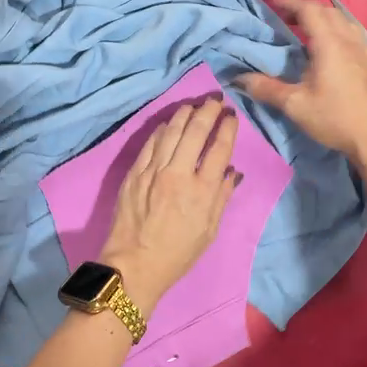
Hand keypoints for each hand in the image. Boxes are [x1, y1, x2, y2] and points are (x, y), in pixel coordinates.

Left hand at [100, 97, 240, 307]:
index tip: (232, 116)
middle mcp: (179, 174)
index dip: (227, 128)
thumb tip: (231, 171)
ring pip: (172, 131)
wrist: (134, 264)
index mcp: (202, 191)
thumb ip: (221, 197)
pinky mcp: (135, 172)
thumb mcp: (209, 231)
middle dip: (208, 111)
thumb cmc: (177, 254)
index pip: (219, 149)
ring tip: (195, 105)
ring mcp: (154, 171)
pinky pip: (151, 143)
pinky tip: (170, 123)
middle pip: (196, 131)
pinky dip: (163, 129)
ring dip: (185, 114)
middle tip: (216, 101)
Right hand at [238, 0, 366, 164]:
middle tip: (283, 19)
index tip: (271, 6)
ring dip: (322, 19)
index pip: (309, 9)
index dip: (289, 3)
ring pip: (342, 21)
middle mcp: (348, 40)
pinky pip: (351, 34)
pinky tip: (327, 49)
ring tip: (304, 31)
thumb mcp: (295, 105)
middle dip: (304, 9)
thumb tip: (238, 78)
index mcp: (329, 43)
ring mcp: (362, 50)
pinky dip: (335, 31)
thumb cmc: (334, 118)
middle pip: (326, 11)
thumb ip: (266, 88)